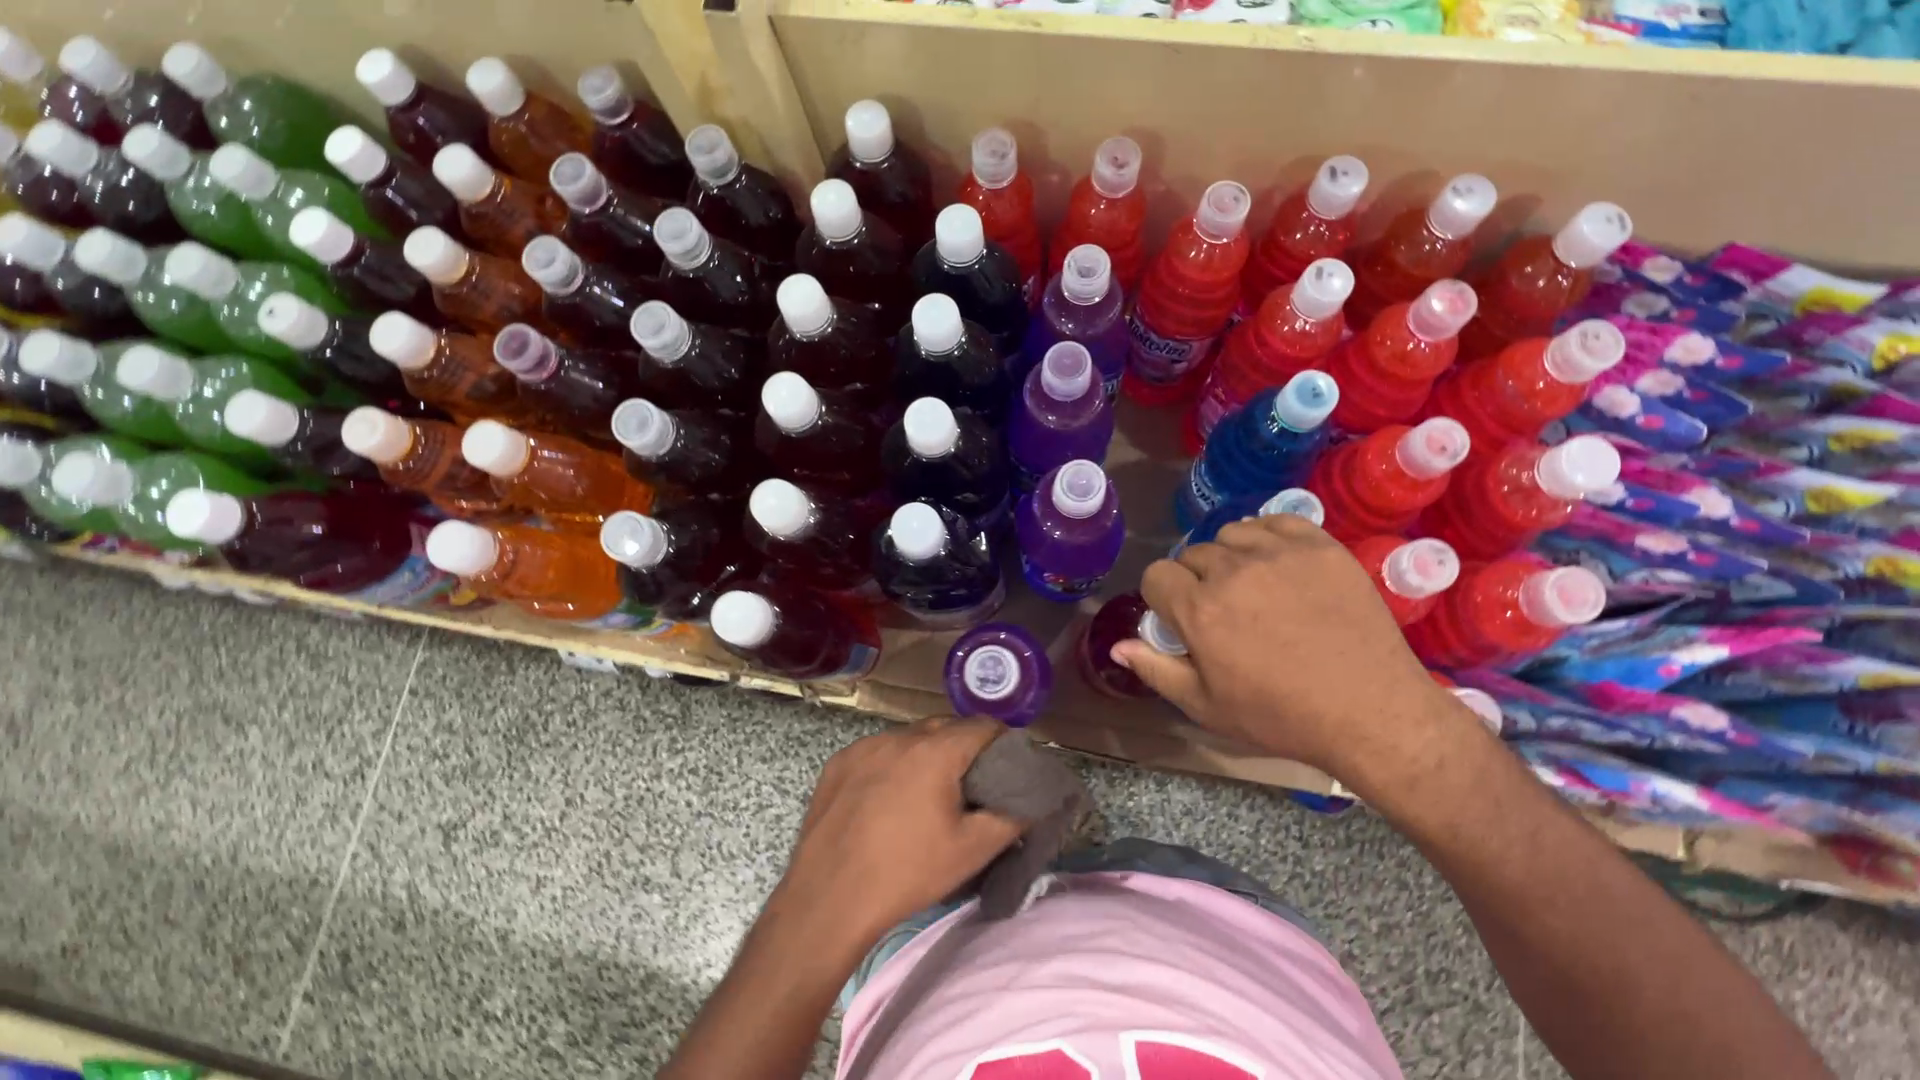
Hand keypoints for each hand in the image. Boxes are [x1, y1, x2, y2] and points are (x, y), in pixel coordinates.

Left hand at [773, 717, 1023, 954]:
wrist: (829, 899)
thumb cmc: (907, 873)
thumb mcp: (972, 850)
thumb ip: (1012, 816)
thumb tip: (1033, 798)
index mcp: (935, 751)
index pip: (983, 726)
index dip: (1002, 743)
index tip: (1007, 768)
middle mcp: (898, 737)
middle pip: (945, 727)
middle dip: (964, 749)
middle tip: (971, 787)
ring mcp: (863, 748)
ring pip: (908, 739)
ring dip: (925, 755)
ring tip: (927, 795)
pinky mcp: (836, 764)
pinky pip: (876, 753)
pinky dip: (891, 766)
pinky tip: (888, 801)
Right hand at [1113, 514, 1455, 777]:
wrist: (1369, 710)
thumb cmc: (1281, 717)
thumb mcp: (1207, 707)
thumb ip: (1157, 670)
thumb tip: (1118, 645)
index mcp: (1200, 610)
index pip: (1157, 576)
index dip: (1163, 598)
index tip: (1182, 619)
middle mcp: (1234, 571)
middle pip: (1194, 555)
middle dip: (1198, 581)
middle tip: (1225, 613)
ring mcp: (1280, 554)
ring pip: (1233, 534)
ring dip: (1233, 556)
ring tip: (1254, 587)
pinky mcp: (1321, 547)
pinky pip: (1277, 521)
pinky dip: (1269, 537)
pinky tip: (1279, 565)